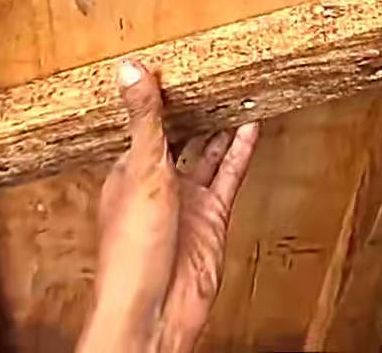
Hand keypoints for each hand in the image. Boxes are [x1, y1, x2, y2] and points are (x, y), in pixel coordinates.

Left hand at [78, 60, 259, 352]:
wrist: (154, 313)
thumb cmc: (132, 250)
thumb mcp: (141, 168)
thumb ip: (144, 117)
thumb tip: (130, 69)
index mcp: (131, 172)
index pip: (148, 125)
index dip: (162, 98)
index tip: (178, 68)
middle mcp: (160, 184)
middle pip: (182, 138)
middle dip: (196, 110)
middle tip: (214, 76)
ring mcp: (187, 200)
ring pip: (209, 153)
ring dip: (222, 126)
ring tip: (237, 93)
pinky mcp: (212, 215)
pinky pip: (230, 174)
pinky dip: (241, 149)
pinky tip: (251, 125)